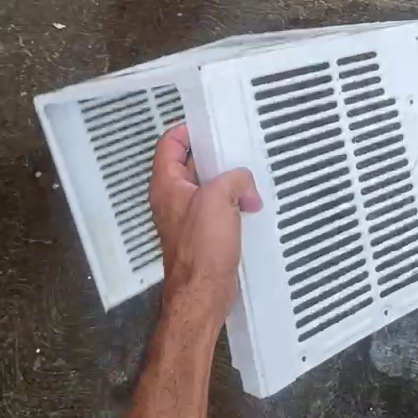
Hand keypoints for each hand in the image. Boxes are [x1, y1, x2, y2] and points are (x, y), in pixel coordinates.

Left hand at [148, 124, 261, 328]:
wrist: (203, 292)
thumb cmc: (202, 246)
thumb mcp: (219, 198)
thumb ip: (234, 178)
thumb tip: (245, 185)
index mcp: (166, 185)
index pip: (169, 144)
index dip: (188, 130)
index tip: (212, 125)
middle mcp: (173, 198)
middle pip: (191, 163)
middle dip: (216, 156)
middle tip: (238, 148)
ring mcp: (187, 216)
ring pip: (208, 186)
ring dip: (228, 181)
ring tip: (249, 177)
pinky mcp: (202, 233)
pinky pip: (217, 207)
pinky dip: (233, 201)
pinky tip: (250, 203)